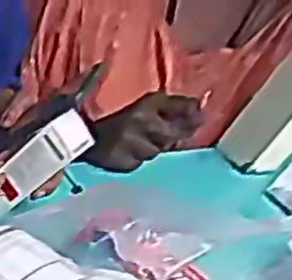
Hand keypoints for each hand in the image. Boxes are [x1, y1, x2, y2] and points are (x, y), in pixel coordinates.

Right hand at [83, 93, 201, 171]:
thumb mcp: (151, 104)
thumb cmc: (125, 120)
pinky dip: (137, 160)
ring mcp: (131, 144)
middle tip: (165, 138)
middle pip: (173, 135)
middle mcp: (142, 122)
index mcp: (150, 104)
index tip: (197, 122)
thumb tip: (201, 112)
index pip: (182, 109)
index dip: (192, 118)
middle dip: (173, 137)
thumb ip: (177, 106)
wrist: (90, 139)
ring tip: (141, 145)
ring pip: (155, 151)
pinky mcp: (123, 162)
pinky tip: (130, 155)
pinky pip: (139, 163)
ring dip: (153, 149)